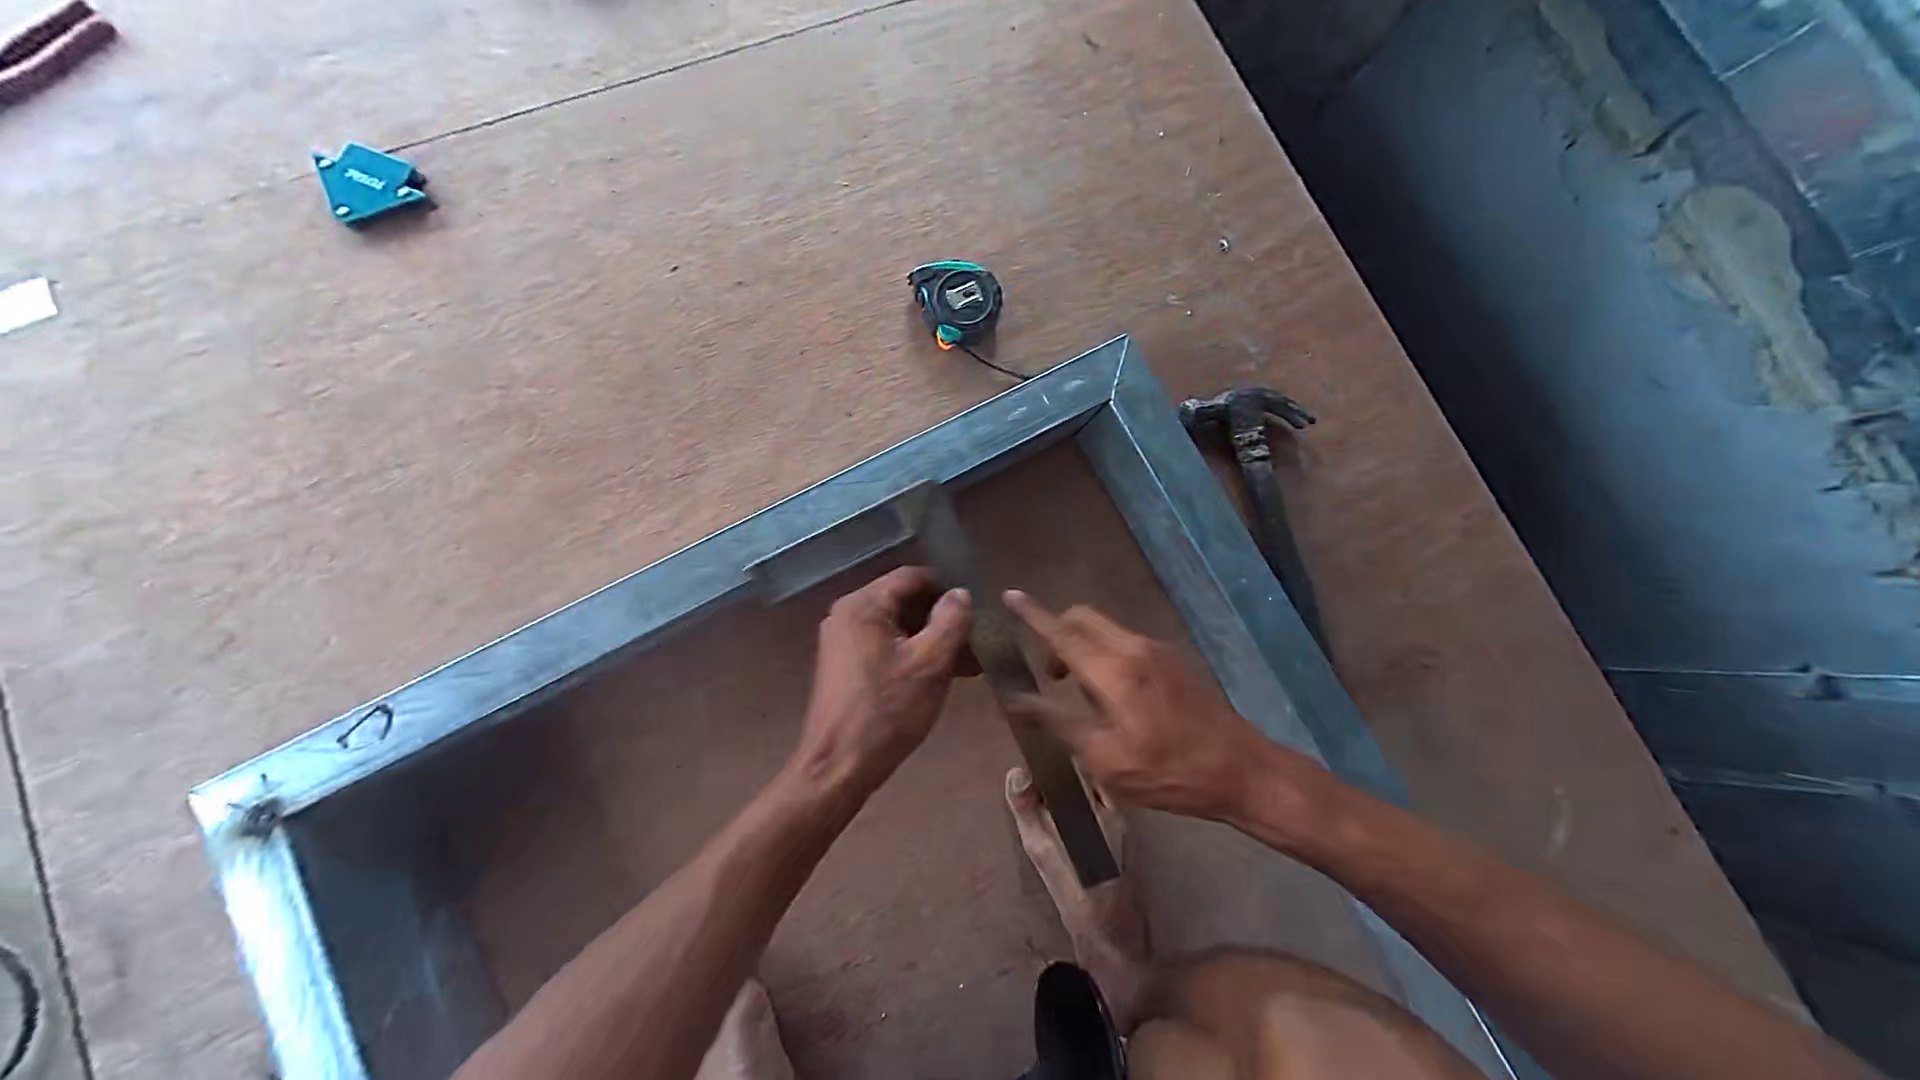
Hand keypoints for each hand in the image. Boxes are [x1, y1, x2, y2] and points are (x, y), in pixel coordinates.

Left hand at [790, 567, 973, 795]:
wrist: (838, 766)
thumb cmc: (887, 711)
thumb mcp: (930, 663)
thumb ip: (951, 621)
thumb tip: (960, 594)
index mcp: (863, 605)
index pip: (912, 577)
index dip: (947, 587)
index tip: (977, 607)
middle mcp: (847, 615)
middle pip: (904, 601)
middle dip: (943, 617)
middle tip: (977, 637)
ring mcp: (843, 642)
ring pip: (897, 627)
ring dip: (932, 639)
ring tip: (969, 661)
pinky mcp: (846, 666)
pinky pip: (886, 647)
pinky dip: (914, 654)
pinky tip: (943, 675)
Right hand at [1003, 590, 1297, 819]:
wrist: (1242, 770)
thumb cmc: (1168, 773)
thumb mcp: (1104, 759)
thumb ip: (1057, 723)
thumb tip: (1016, 701)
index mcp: (1113, 671)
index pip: (1061, 632)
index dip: (1032, 614)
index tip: (1010, 595)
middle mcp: (1133, 648)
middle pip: (1082, 617)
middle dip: (1056, 631)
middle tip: (1051, 674)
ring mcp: (1157, 649)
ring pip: (1104, 627)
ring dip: (1081, 645)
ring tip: (1083, 694)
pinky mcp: (1172, 658)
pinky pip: (1124, 640)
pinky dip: (1104, 653)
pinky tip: (1115, 697)